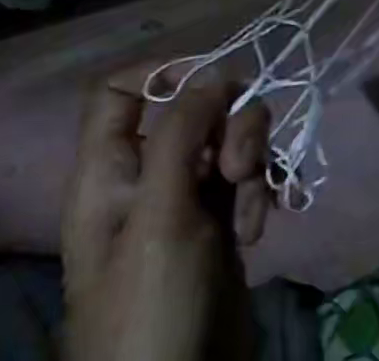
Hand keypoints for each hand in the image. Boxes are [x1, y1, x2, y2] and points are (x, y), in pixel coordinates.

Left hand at [63, 72, 270, 360]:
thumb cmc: (152, 306)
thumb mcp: (159, 214)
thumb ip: (181, 134)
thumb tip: (212, 75)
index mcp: (111, 169)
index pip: (119, 91)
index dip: (162, 72)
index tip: (209, 82)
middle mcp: (148, 174)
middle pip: (192, 108)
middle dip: (229, 124)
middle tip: (238, 165)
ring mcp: (188, 197)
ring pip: (228, 137)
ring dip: (252, 160)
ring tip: (254, 207)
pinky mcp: (223, 220)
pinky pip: (249, 175)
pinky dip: (264, 188)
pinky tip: (267, 222)